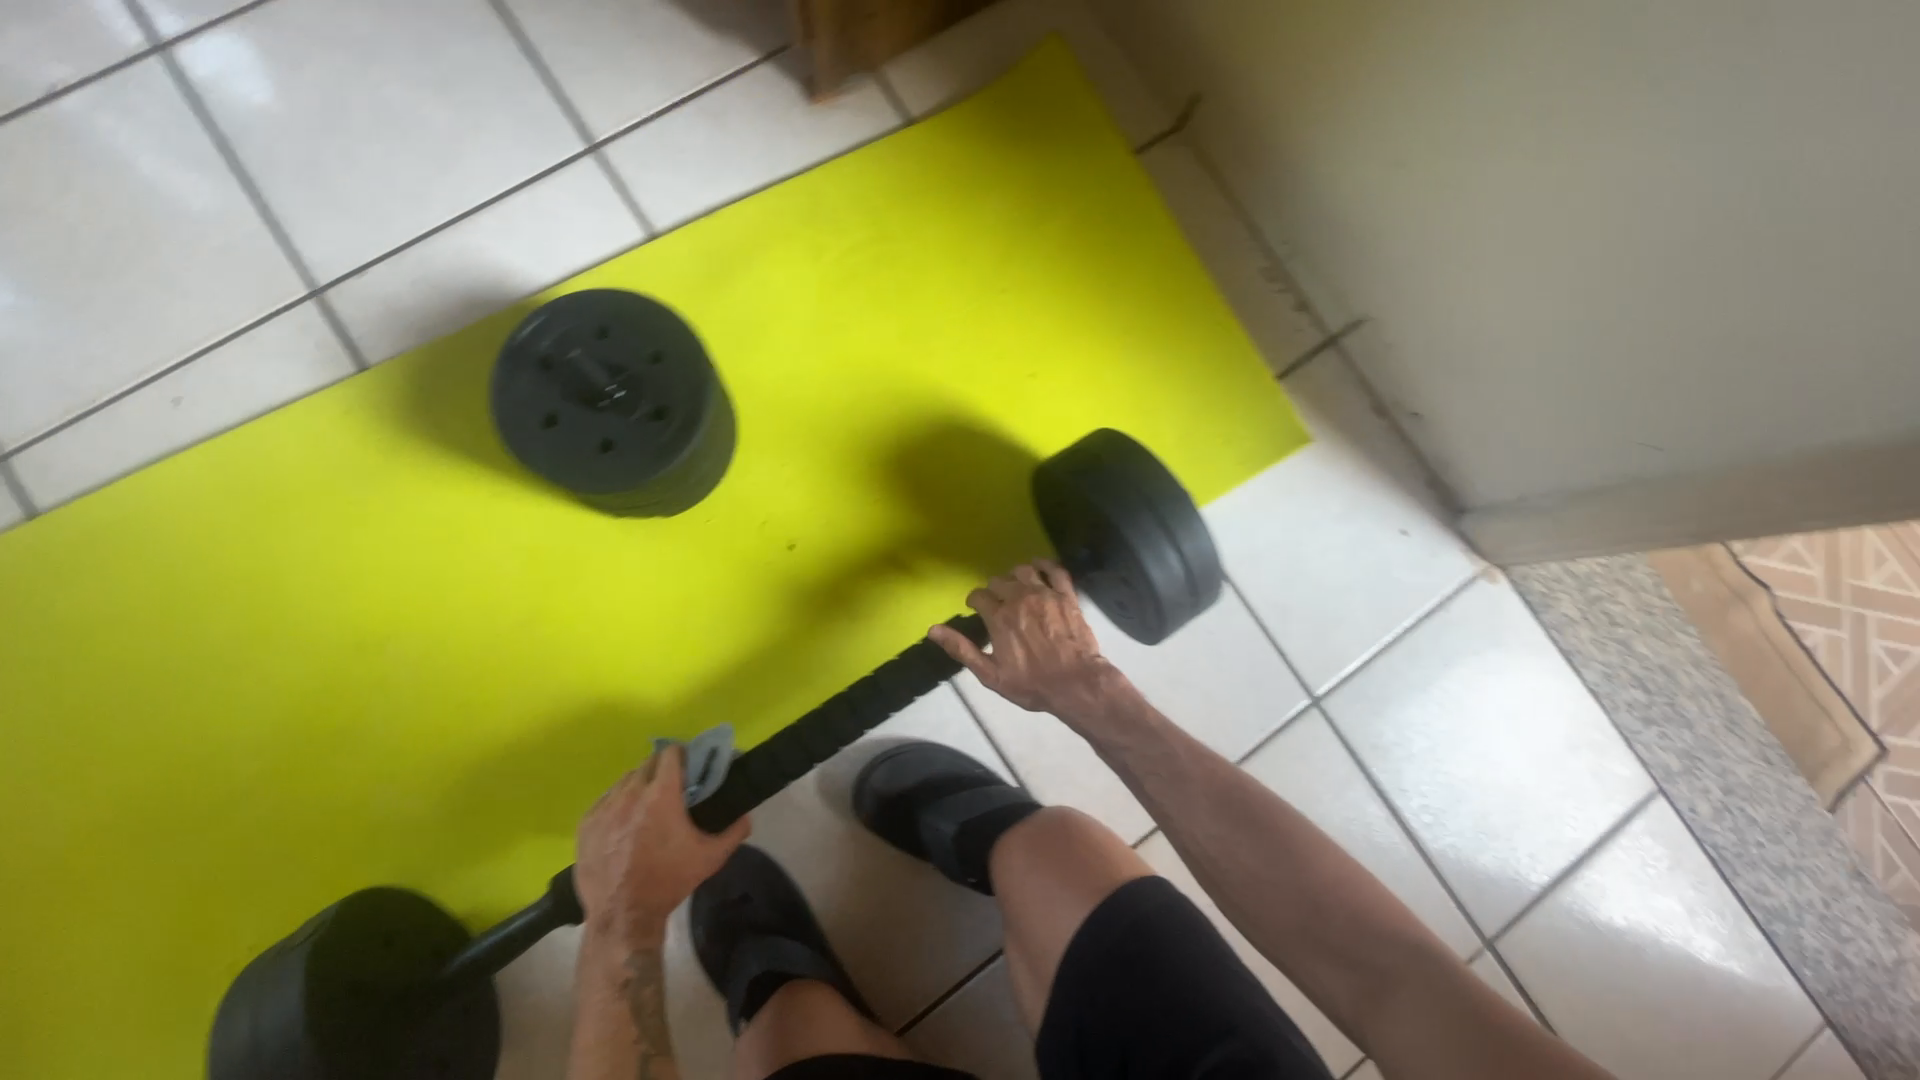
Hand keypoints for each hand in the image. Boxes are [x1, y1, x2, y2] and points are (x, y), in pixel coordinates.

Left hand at [575, 744, 750, 944]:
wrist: (622, 916)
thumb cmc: (669, 881)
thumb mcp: (711, 858)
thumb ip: (734, 831)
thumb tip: (746, 815)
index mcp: (661, 796)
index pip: (670, 754)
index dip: (682, 755)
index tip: (689, 766)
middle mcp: (630, 794)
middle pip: (647, 764)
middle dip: (661, 769)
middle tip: (672, 787)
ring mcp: (604, 809)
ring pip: (624, 781)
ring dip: (639, 785)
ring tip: (647, 804)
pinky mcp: (586, 825)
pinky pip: (604, 800)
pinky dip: (617, 803)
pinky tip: (625, 822)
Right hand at [929, 559, 1125, 719]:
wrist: (1076, 683)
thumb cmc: (1032, 683)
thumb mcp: (991, 674)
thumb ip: (962, 650)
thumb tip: (933, 630)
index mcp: (999, 617)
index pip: (979, 596)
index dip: (975, 601)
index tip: (976, 609)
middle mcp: (1020, 599)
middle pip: (999, 581)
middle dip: (994, 590)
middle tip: (997, 602)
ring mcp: (1045, 594)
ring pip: (1024, 571)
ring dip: (1015, 576)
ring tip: (1015, 586)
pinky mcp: (1066, 596)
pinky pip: (1055, 571)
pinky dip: (1046, 564)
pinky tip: (1040, 565)